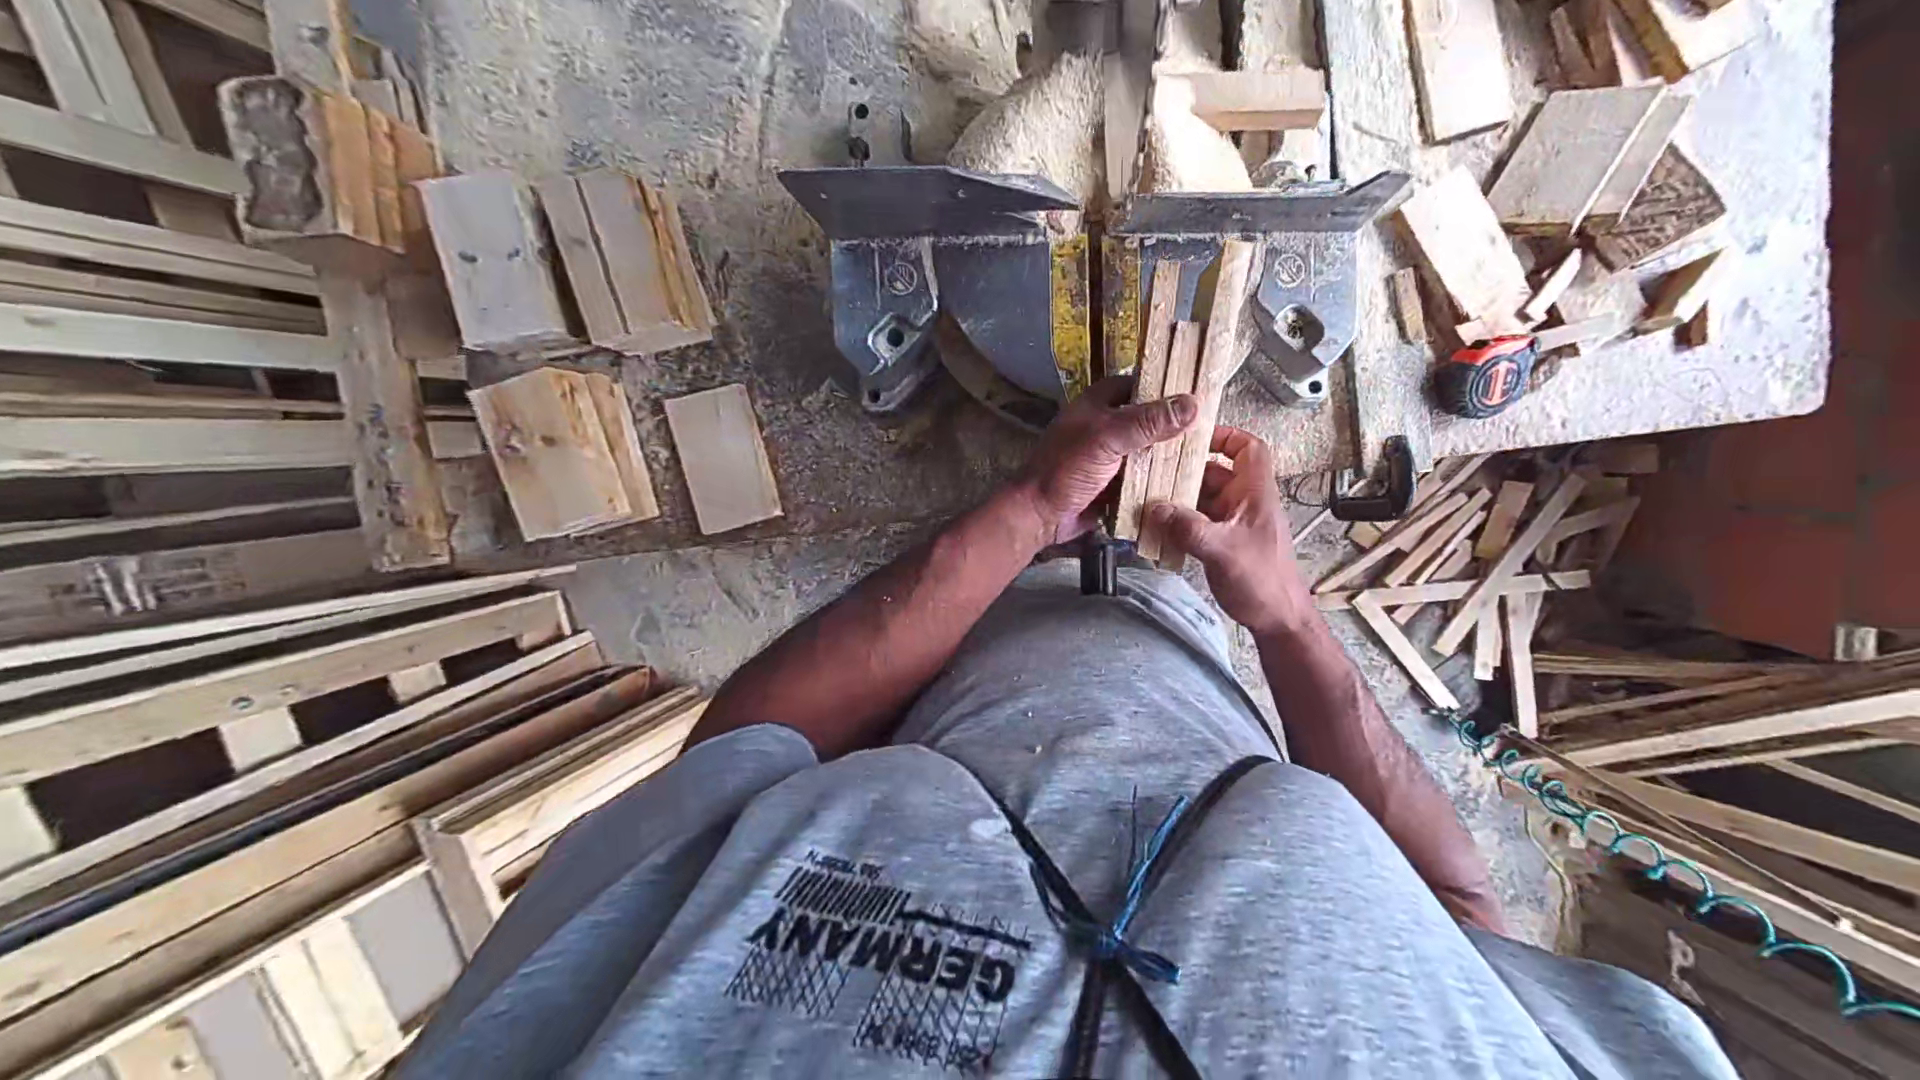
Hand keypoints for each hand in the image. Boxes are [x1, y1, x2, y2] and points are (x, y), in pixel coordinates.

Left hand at [1014, 375, 1196, 544]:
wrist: (1041, 515)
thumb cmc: (1066, 468)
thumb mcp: (1107, 438)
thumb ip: (1147, 422)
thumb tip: (1192, 403)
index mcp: (1099, 403)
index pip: (1139, 383)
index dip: (1166, 384)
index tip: (1200, 390)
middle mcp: (1106, 425)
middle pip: (1148, 418)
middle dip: (1175, 424)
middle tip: (1212, 427)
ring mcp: (1111, 455)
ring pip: (1148, 448)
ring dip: (1170, 453)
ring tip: (1207, 453)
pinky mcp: (1115, 482)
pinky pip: (1143, 475)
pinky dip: (1160, 477)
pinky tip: (1188, 480)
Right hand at [1147, 426, 1314, 635]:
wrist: (1277, 619)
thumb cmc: (1263, 581)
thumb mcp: (1223, 551)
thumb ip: (1189, 527)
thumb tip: (1156, 508)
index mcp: (1255, 494)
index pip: (1248, 449)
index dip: (1224, 436)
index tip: (1193, 436)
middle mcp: (1244, 503)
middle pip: (1214, 472)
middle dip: (1185, 471)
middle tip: (1153, 470)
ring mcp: (1232, 523)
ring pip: (1202, 498)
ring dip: (1177, 498)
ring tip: (1147, 498)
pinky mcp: (1222, 541)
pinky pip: (1195, 521)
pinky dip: (1177, 521)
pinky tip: (1156, 527)